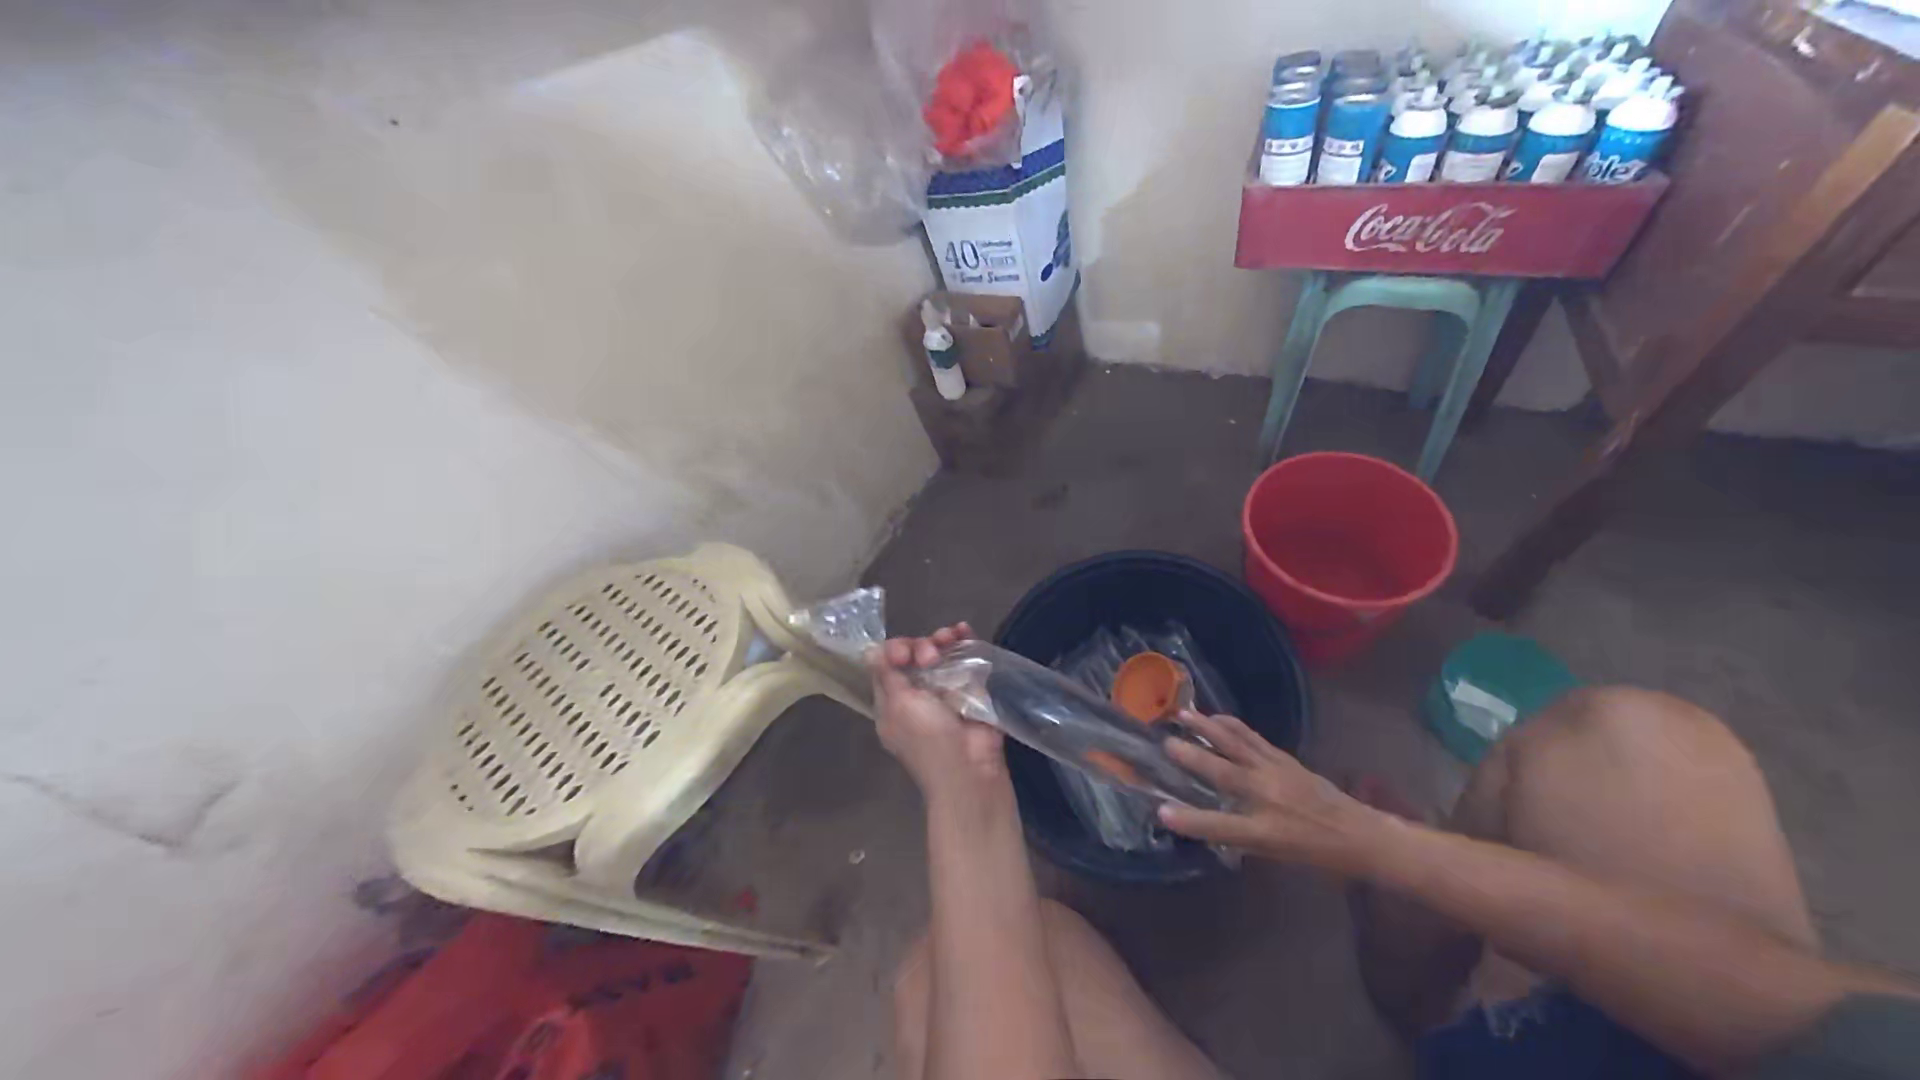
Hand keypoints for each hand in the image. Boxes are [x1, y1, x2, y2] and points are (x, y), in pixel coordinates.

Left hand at [870, 623, 1007, 804]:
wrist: (970, 768)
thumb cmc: (928, 739)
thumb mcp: (899, 706)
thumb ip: (887, 675)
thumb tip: (870, 650)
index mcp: (893, 704)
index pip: (886, 666)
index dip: (894, 652)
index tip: (905, 655)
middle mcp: (917, 695)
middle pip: (913, 656)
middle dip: (920, 647)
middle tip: (930, 658)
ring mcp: (945, 690)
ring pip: (939, 653)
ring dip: (941, 639)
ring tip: (950, 639)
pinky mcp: (971, 688)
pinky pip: (964, 658)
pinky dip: (963, 642)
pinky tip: (962, 630)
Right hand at [1156, 711, 1387, 875]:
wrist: (1360, 835)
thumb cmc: (1313, 853)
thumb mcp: (1272, 854)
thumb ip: (1236, 835)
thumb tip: (1199, 821)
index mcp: (1265, 832)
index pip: (1220, 827)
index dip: (1190, 821)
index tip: (1163, 811)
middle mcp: (1268, 798)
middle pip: (1223, 774)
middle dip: (1192, 758)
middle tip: (1165, 743)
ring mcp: (1276, 773)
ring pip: (1236, 745)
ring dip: (1207, 728)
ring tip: (1182, 714)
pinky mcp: (1284, 758)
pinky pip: (1252, 737)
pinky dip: (1231, 725)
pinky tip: (1215, 717)